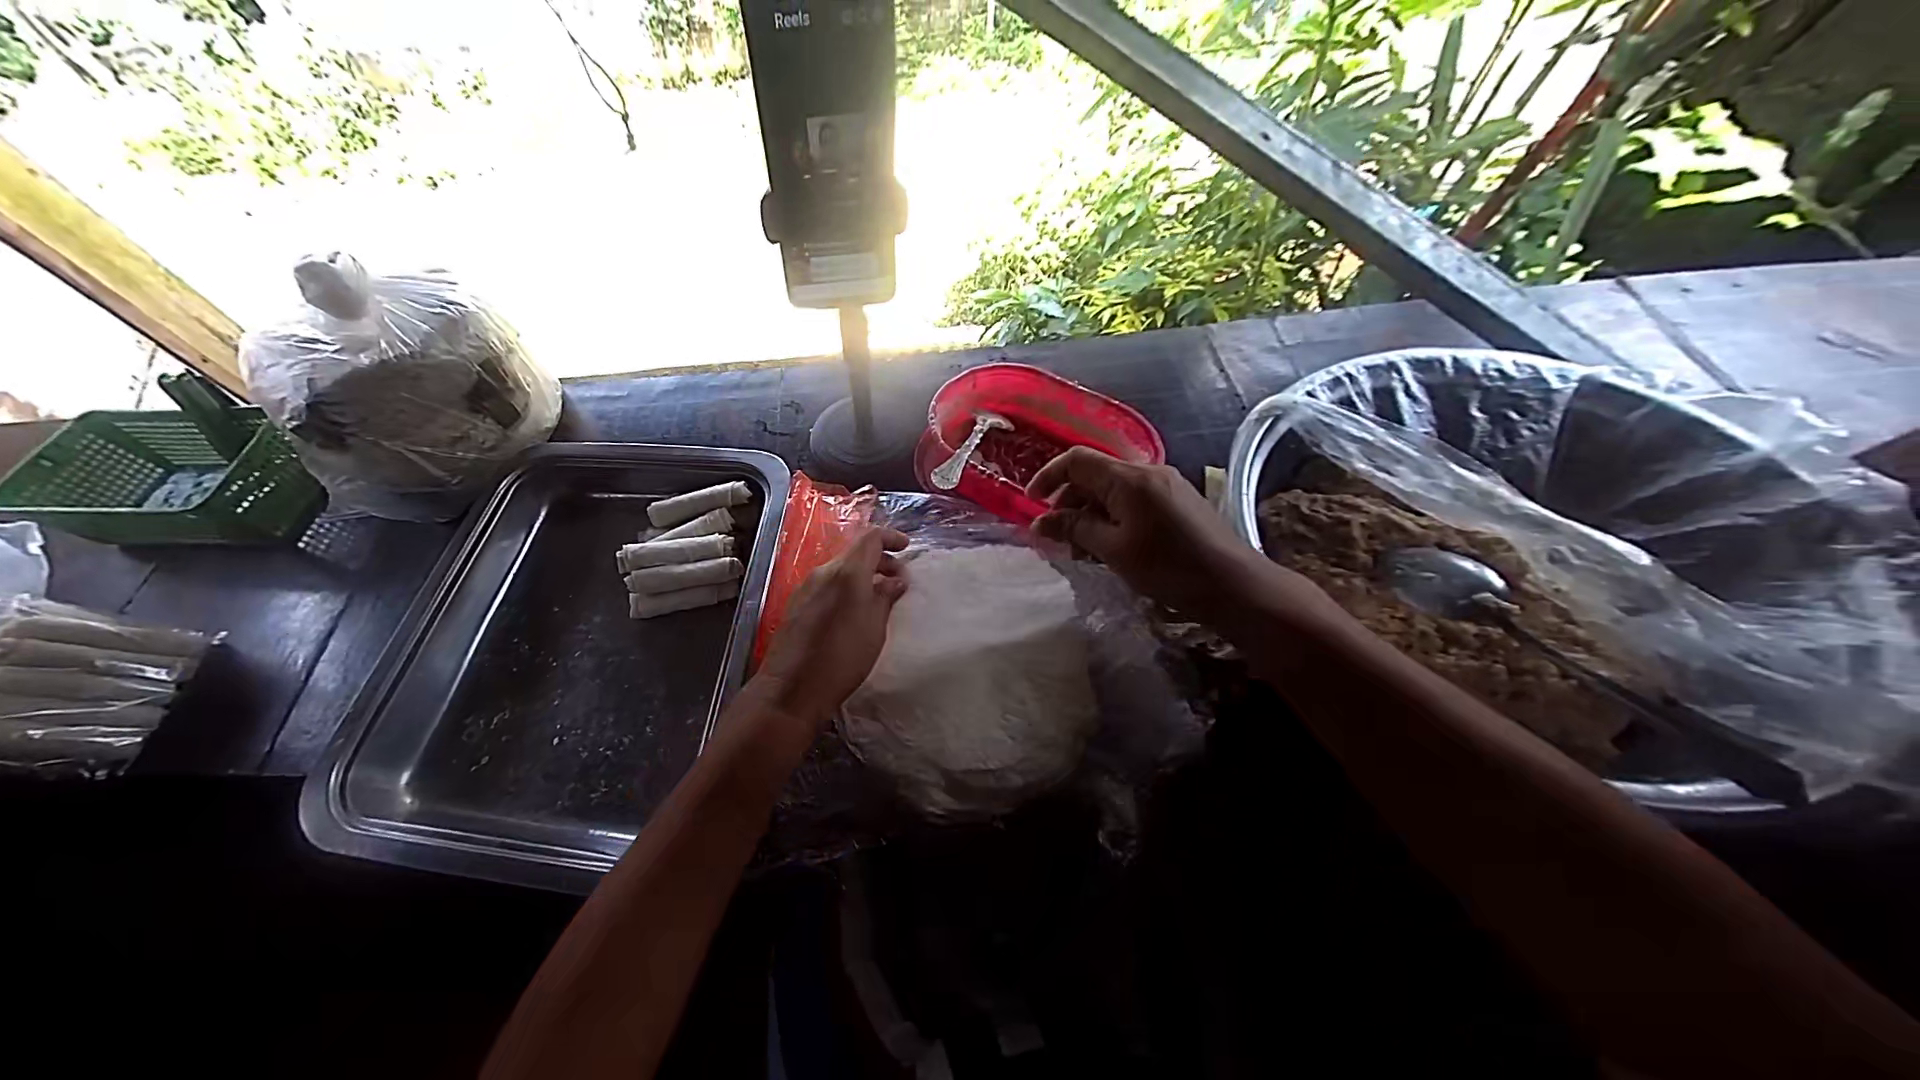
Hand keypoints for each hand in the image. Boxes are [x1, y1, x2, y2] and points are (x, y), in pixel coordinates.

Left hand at [754, 527, 909, 727]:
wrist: (791, 690)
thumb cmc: (841, 658)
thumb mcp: (874, 628)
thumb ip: (885, 598)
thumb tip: (894, 581)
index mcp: (846, 572)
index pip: (871, 538)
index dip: (891, 538)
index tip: (907, 548)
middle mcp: (823, 572)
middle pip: (855, 553)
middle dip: (880, 560)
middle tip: (899, 579)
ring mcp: (806, 588)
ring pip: (840, 570)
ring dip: (863, 575)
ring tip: (880, 597)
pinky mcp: (797, 605)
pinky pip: (828, 585)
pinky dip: (846, 588)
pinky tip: (855, 611)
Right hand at [1026, 447, 1277, 621]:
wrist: (1233, 585)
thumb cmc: (1169, 568)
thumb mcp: (1114, 550)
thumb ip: (1074, 529)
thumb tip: (1039, 522)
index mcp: (1129, 478)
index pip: (1077, 459)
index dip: (1048, 476)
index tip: (1032, 503)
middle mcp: (1147, 472)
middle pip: (1094, 474)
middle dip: (1068, 501)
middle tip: (1056, 537)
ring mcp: (1165, 486)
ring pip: (1113, 490)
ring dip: (1090, 513)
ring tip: (1081, 549)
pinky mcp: (1176, 502)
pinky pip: (1132, 501)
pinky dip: (1112, 518)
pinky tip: (1109, 547)